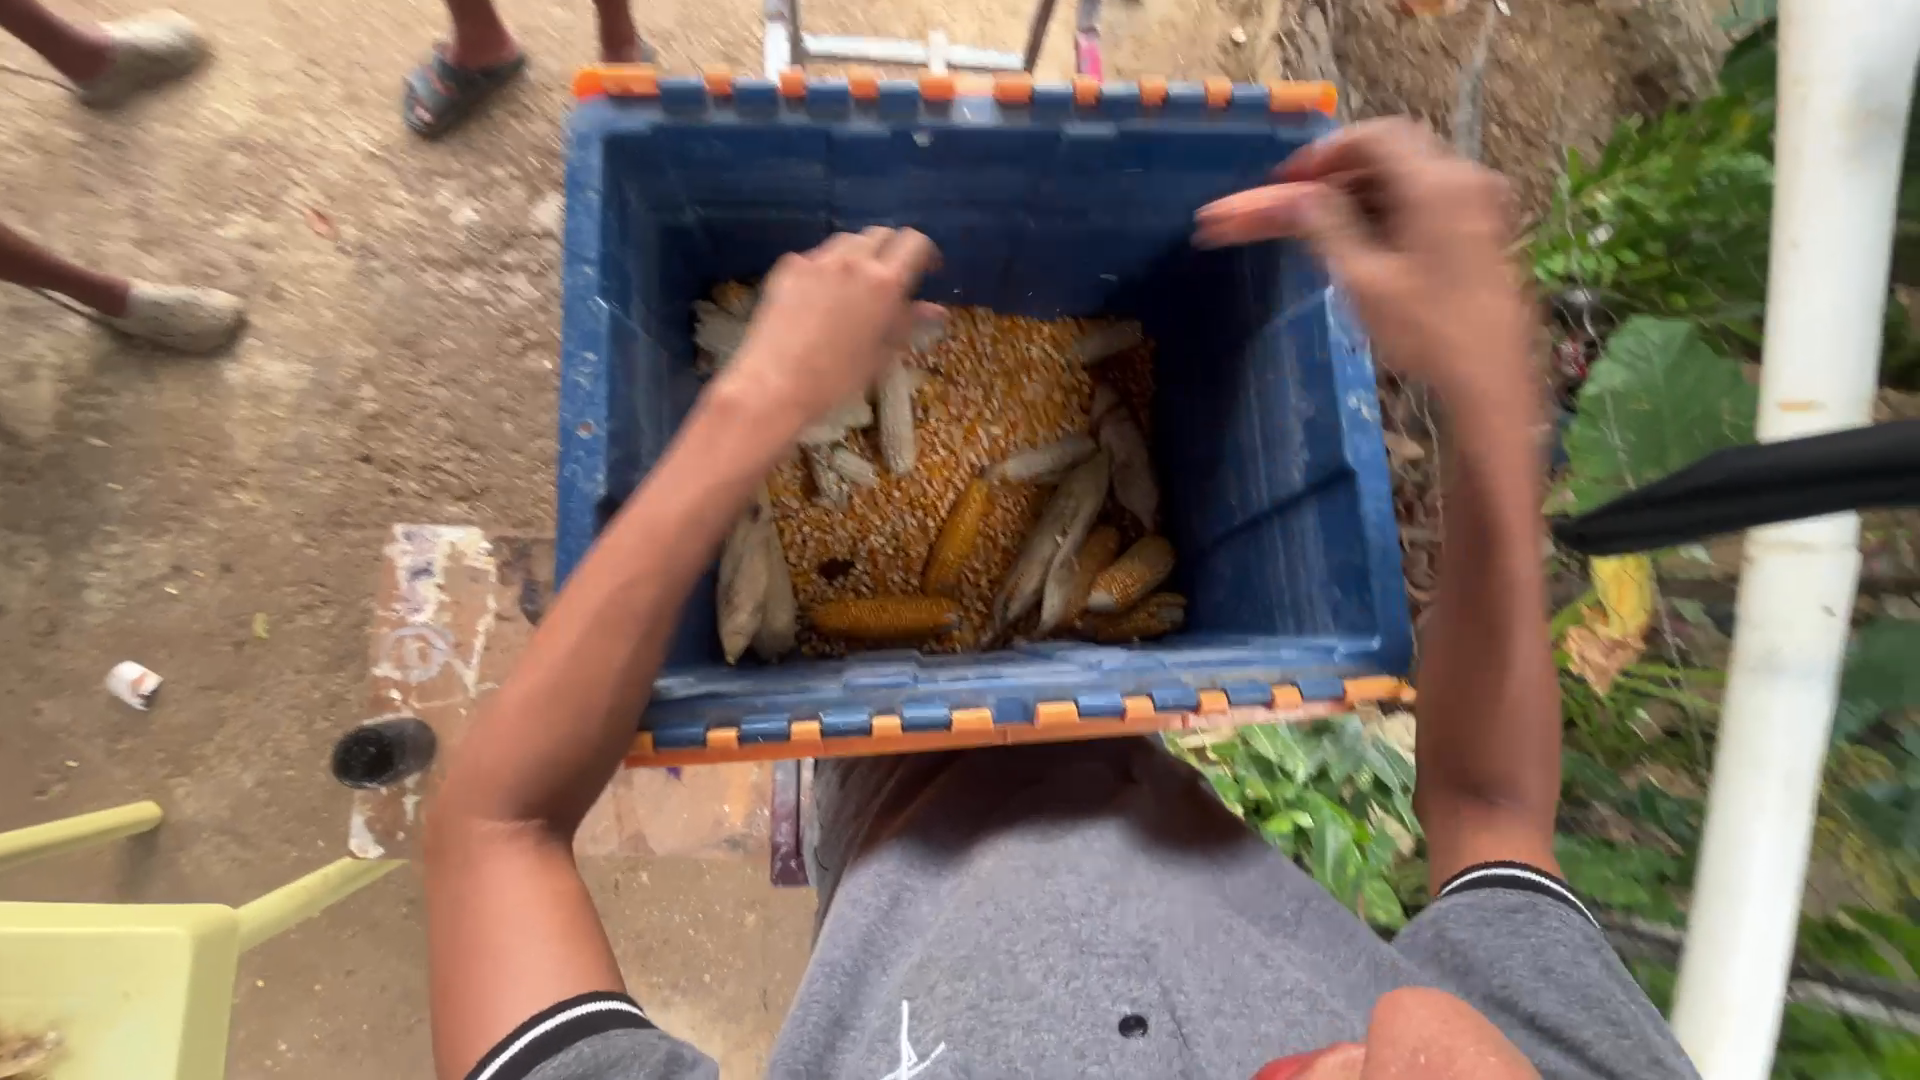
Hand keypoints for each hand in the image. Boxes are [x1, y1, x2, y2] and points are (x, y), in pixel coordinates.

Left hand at [720, 227, 941, 431]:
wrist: (775, 383)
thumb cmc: (837, 379)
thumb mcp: (881, 355)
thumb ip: (908, 324)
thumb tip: (936, 310)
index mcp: (884, 283)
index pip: (914, 244)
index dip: (926, 252)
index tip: (928, 269)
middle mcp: (853, 260)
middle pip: (882, 234)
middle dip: (893, 250)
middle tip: (893, 276)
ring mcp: (817, 260)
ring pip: (848, 240)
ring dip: (861, 254)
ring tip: (858, 285)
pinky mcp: (789, 266)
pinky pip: (817, 256)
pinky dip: (829, 267)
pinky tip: (823, 296)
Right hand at [1193, 119, 1533, 406]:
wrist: (1487, 376)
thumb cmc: (1423, 331)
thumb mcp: (1363, 279)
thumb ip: (1325, 227)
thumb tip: (1290, 196)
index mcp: (1436, 184)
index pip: (1375, 136)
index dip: (1324, 152)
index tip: (1286, 181)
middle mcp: (1462, 180)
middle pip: (1390, 153)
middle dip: (1337, 173)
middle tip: (1294, 203)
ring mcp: (1476, 204)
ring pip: (1405, 177)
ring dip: (1357, 192)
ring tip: (1315, 226)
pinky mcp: (1478, 228)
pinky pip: (1423, 199)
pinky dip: (1384, 208)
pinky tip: (1357, 240)